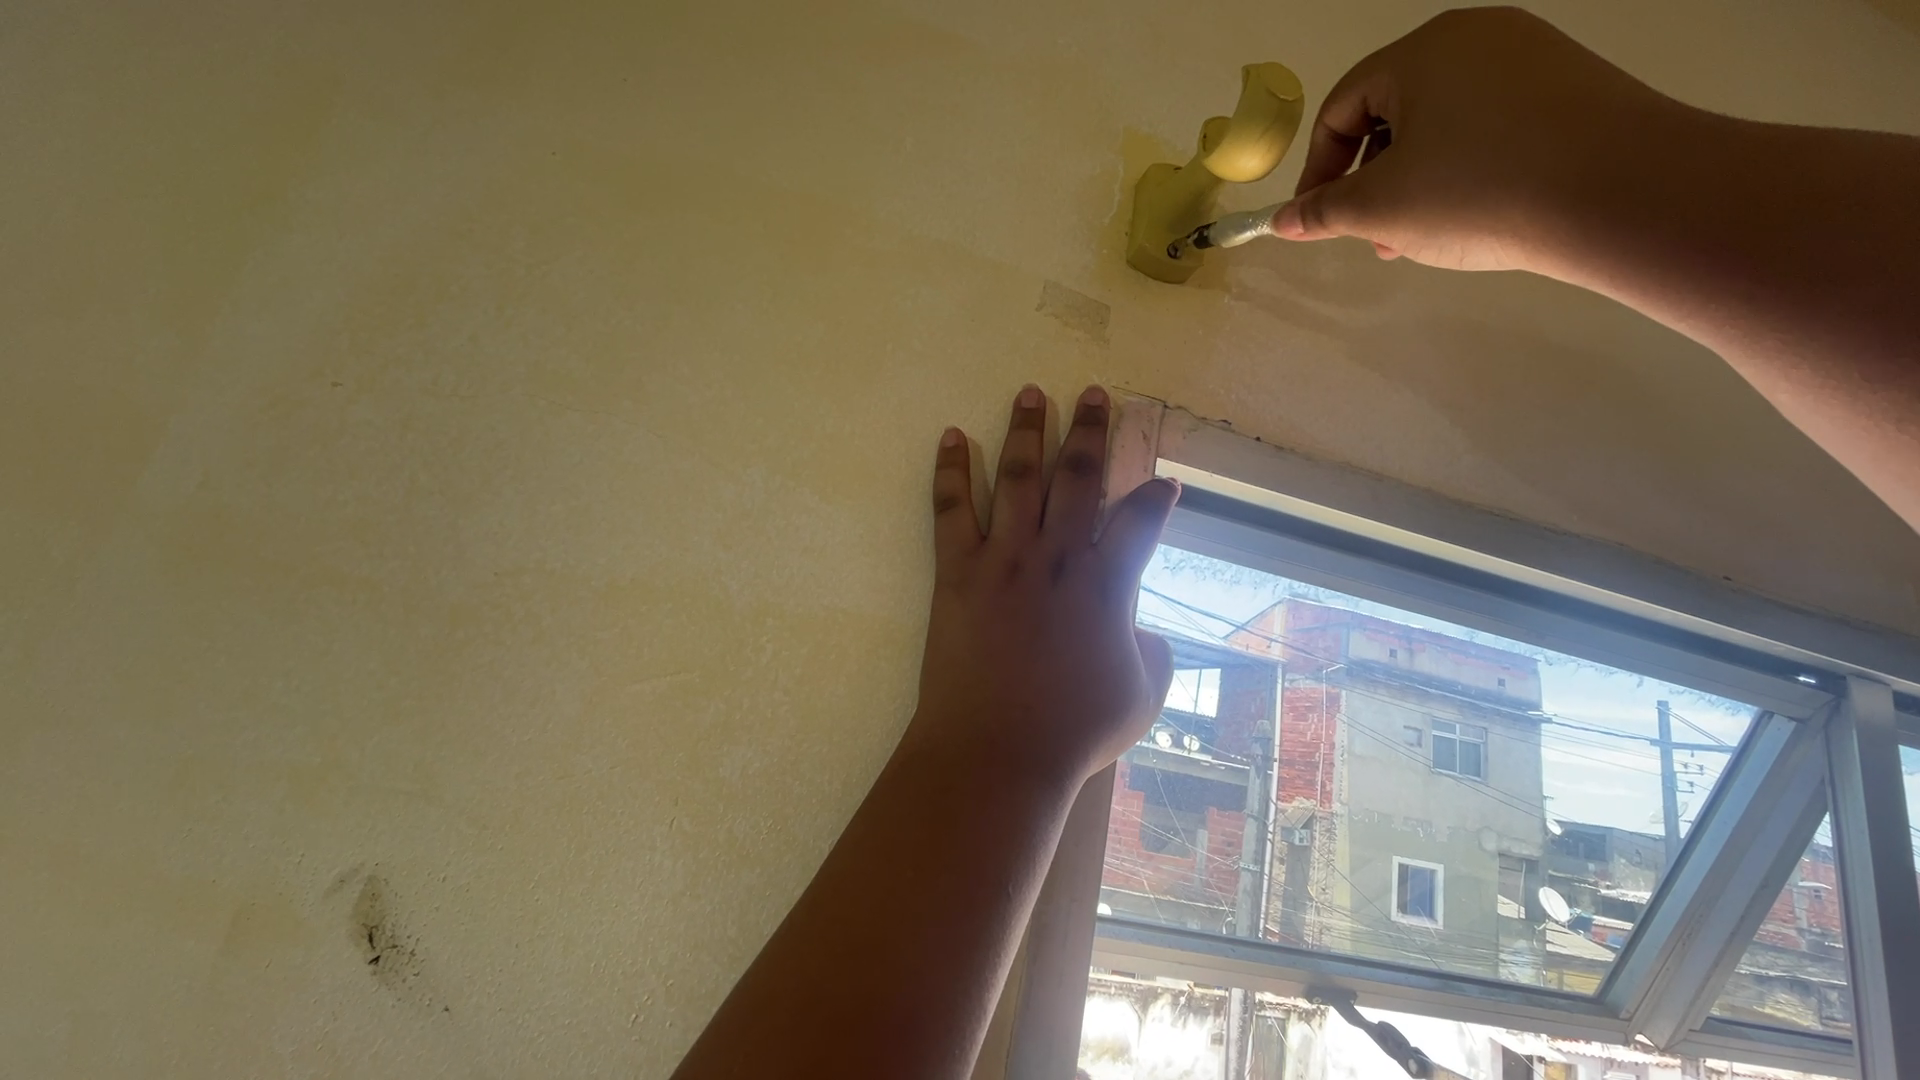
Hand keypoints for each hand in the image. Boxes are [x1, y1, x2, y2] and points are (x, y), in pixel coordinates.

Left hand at [905, 385, 1180, 785]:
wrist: (996, 751)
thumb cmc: (1074, 731)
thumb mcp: (1141, 697)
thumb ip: (1151, 654)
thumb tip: (1144, 632)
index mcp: (1109, 584)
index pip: (1143, 522)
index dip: (1158, 498)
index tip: (1165, 482)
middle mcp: (1059, 556)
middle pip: (1079, 477)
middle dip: (1091, 431)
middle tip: (1096, 393)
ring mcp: (1004, 558)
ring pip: (1018, 478)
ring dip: (1026, 431)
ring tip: (1030, 392)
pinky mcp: (957, 572)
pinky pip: (951, 510)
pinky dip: (950, 470)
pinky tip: (951, 436)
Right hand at [1275, 7, 1687, 272]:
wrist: (1620, 192)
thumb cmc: (1475, 191)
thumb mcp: (1379, 209)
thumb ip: (1321, 213)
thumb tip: (1283, 221)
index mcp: (1422, 52)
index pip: (1341, 108)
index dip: (1317, 170)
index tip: (1317, 220)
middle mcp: (1475, 38)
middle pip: (1390, 114)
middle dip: (1367, 180)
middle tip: (1369, 234)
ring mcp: (1529, 57)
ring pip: (1440, 125)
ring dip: (1411, 182)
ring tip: (1415, 237)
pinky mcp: (1568, 87)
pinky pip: (1487, 126)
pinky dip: (1460, 169)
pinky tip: (1467, 214)